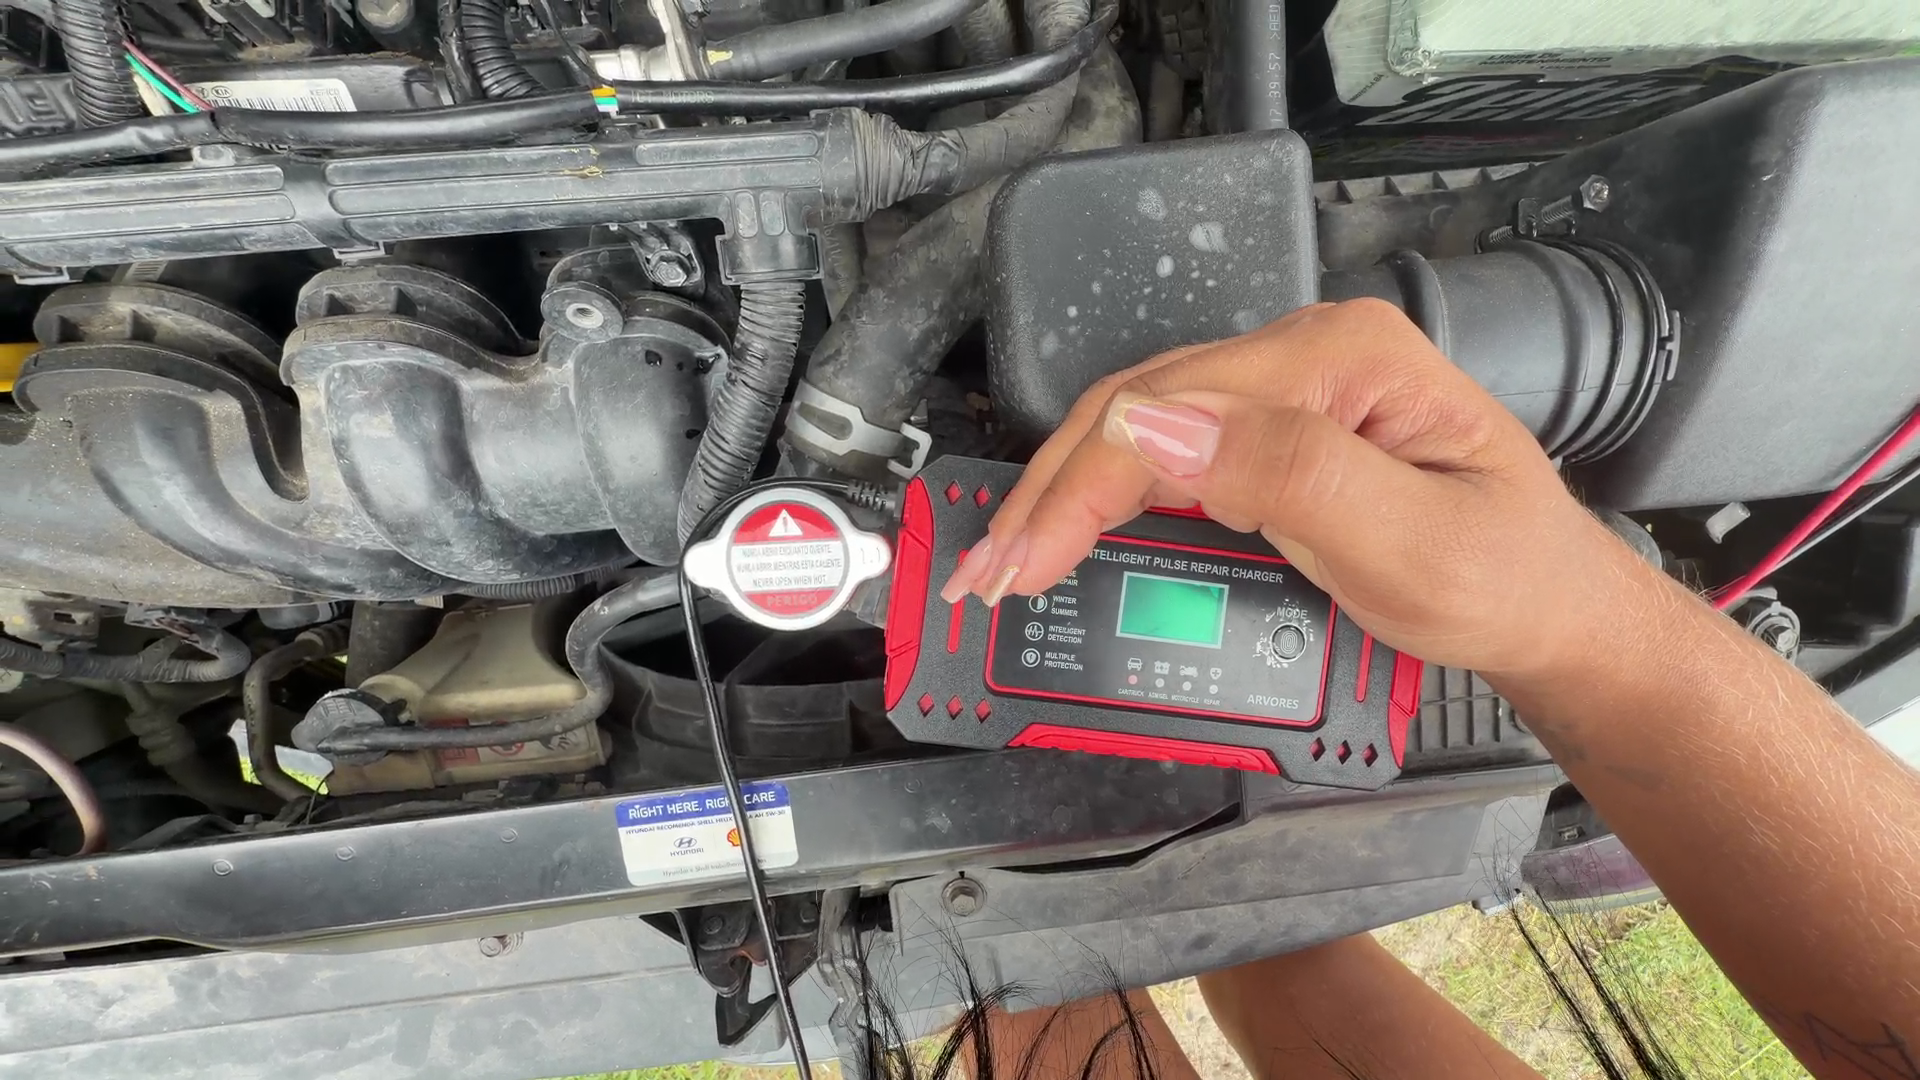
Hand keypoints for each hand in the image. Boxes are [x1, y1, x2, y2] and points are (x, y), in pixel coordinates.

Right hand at [940, 299, 1642, 676]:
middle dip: (1047, 492)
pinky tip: (1063, 530)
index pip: (1167, 412)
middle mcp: (1293, 357)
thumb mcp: (1413, 541)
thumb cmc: (1501, 580)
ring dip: (1059, 494)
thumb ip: (1289, 474)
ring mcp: (1271, 392)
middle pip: (1131, 407)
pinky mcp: (1256, 434)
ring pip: (1129, 428)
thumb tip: (1153, 428)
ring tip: (1007, 554)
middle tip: (985, 568)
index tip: (1020, 565)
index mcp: (1333, 358)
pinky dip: (1097, 498)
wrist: (1546, 607)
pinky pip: (1155, 456)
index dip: (1079, 489)